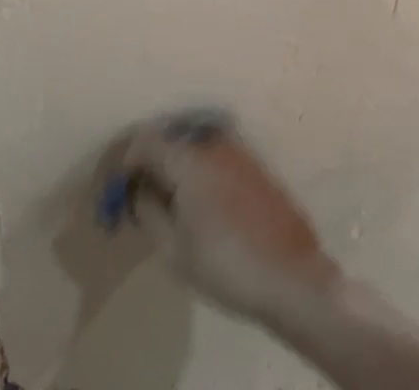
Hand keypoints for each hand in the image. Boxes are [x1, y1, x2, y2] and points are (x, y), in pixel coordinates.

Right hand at [99, 107, 341, 323]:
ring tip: (174, 196)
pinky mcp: (261, 170)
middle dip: (153, 158)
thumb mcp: (172, 250)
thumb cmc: (226, 266)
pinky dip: (203, 168)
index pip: (146, 141)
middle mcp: (215, 147)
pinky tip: (205, 200)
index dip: (128, 161)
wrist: (294, 280)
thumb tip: (141, 191)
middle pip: (172, 137)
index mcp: (189, 161)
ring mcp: (242, 155)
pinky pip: (220, 157)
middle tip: (145, 189)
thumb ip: (148, 212)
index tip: (124, 187)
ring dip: (179, 161)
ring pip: (198, 145)